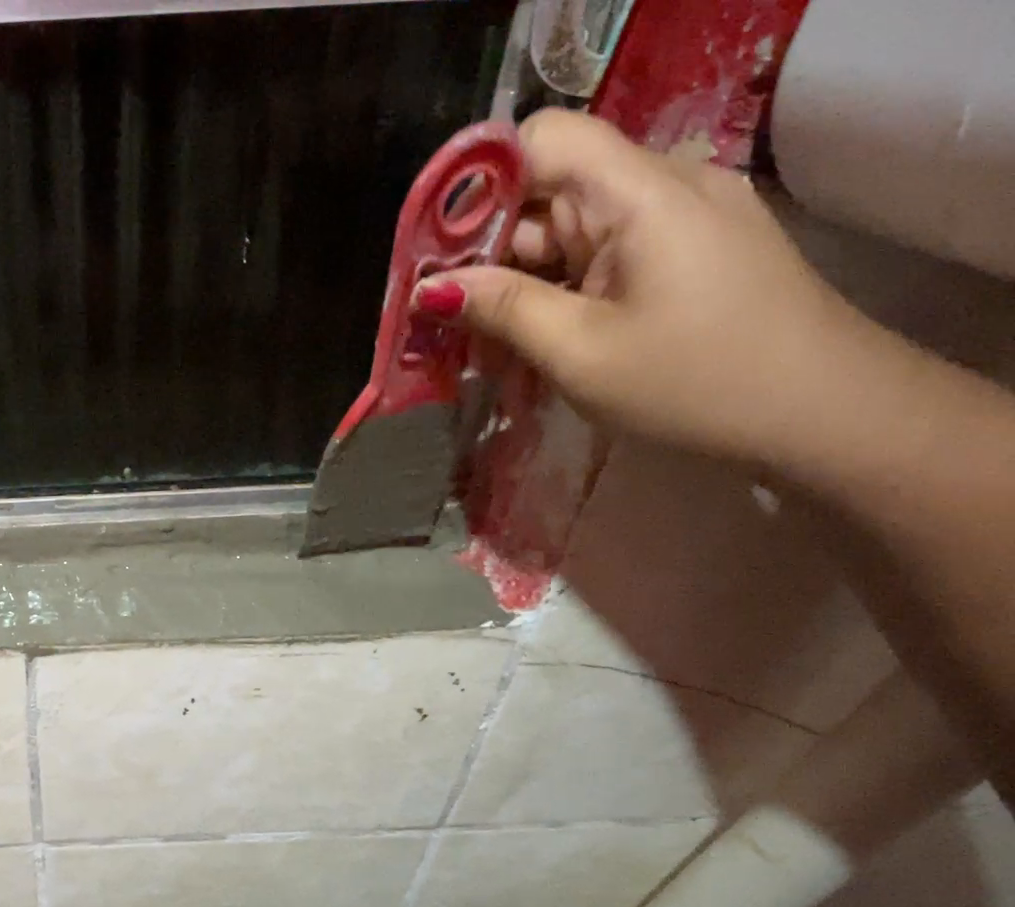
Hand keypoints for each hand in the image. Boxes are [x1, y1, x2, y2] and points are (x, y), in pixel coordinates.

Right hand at [414, 108, 869, 468]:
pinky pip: (598, 253)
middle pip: (546, 190)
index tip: (436, 248)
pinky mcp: (684, 250)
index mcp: (640, 193)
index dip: (480, 183)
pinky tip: (531, 337)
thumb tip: (428, 288)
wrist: (829, 417)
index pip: (541, 139)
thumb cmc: (697, 384)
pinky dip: (556, 289)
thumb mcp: (580, 352)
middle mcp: (661, 186)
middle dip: (486, 249)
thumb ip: (500, 308)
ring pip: (566, 229)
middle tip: (441, 315)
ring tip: (479, 341)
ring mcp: (677, 218)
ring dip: (516, 280)